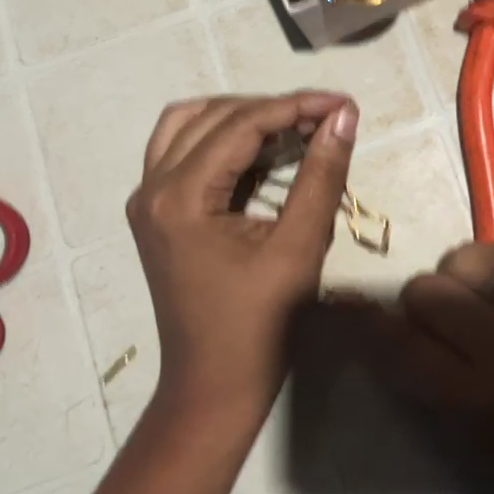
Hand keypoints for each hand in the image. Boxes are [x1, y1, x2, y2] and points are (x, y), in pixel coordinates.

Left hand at [128, 92, 357, 423]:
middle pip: (212, 116)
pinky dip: (224, 141)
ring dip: (241, 117)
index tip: (345, 104)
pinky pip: (185, 153)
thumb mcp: (298, 248)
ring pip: (189, 126)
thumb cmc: (259, 326)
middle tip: (327, 117)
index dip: (296, 106)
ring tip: (294, 126)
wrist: (214, 390)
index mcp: (178, 197)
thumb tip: (343, 117)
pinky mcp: (158, 214)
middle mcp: (151, 188)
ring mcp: (148, 201)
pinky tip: (265, 151)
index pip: (241, 125)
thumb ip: (321, 176)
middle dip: (272, 108)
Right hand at [340, 238, 493, 493]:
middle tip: (435, 330)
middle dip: (415, 307)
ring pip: (465, 259)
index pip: (398, 346)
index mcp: (479, 396)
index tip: (344, 312)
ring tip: (475, 304)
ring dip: (457, 280)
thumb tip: (416, 361)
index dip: (363, 327)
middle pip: (424, 290)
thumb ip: (452, 404)